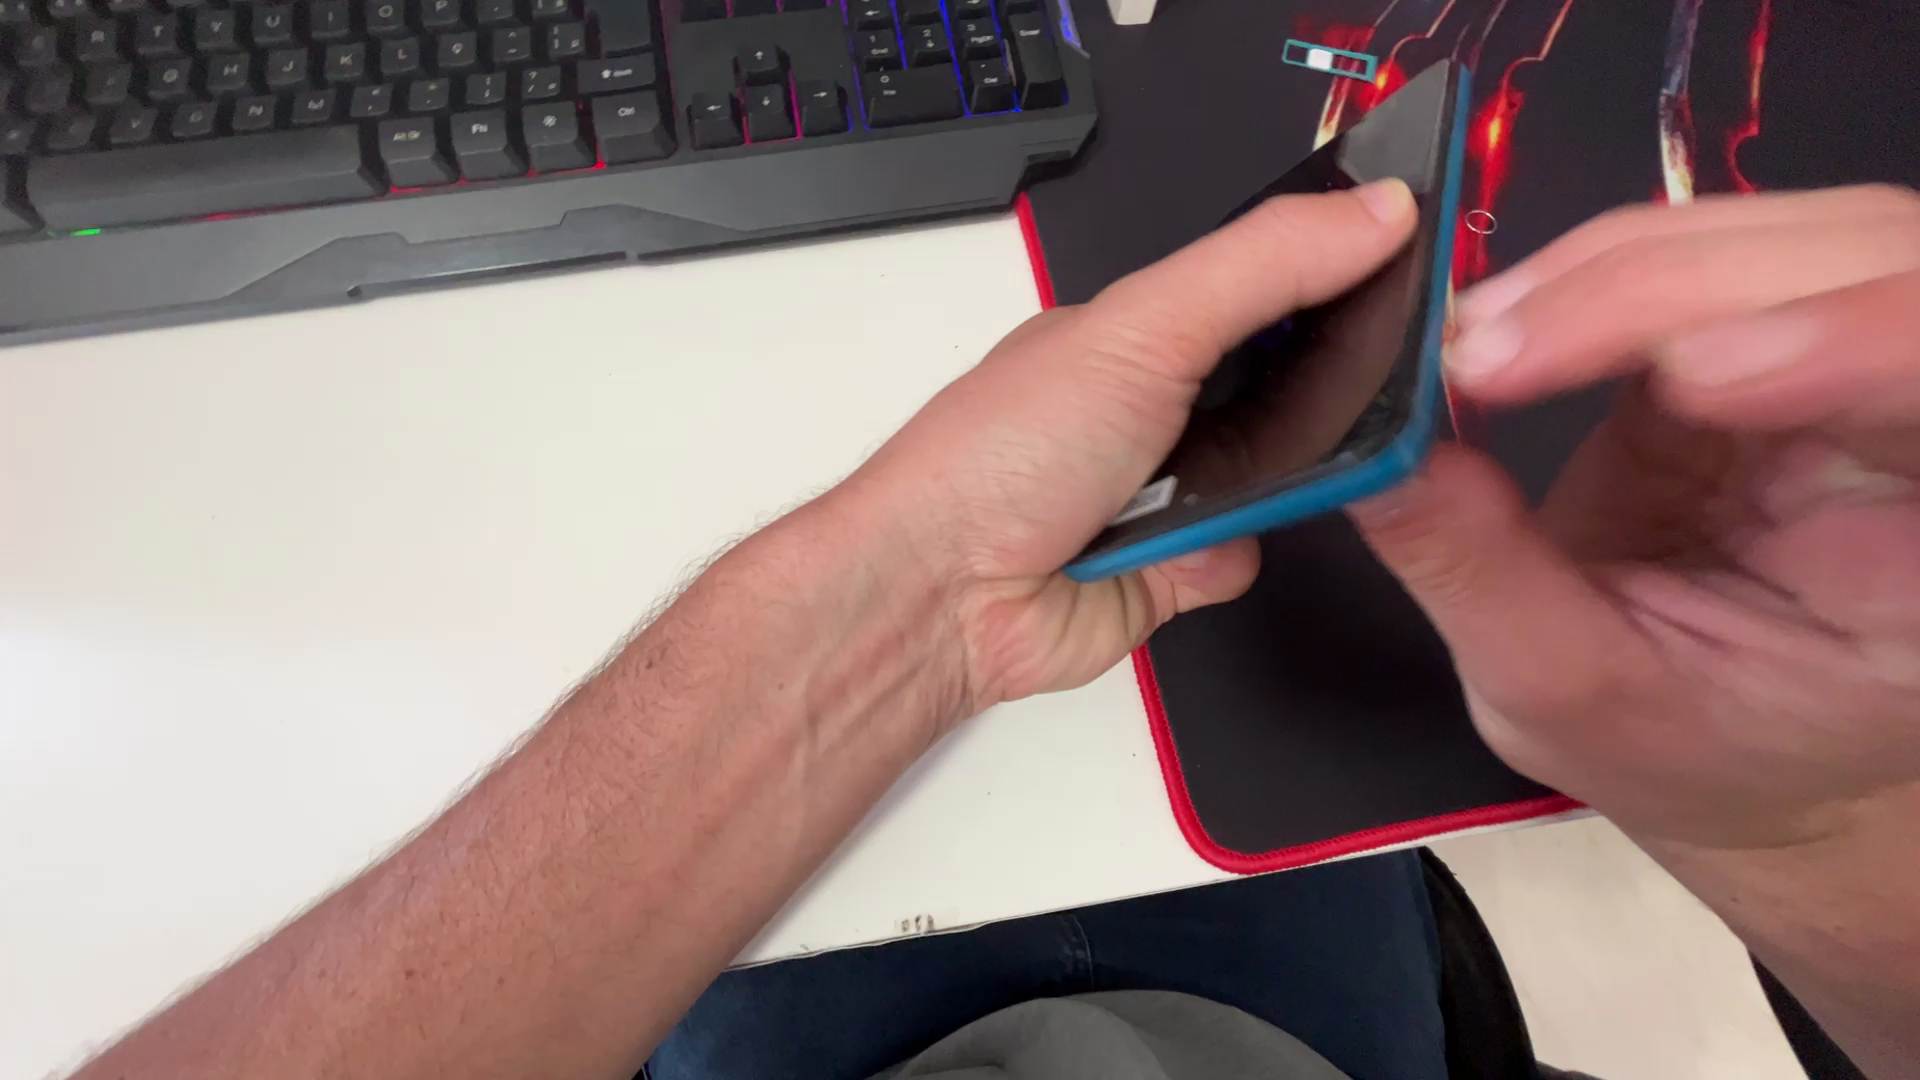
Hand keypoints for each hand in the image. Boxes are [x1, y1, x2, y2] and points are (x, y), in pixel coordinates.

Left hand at [831, 179, 1417, 713]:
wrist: (944, 593)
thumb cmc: (1008, 452)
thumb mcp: (1135, 333)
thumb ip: (1256, 269)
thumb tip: (1379, 209)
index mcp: (1134, 343)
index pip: (1256, 299)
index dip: (1327, 290)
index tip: (1398, 284)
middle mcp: (1151, 416)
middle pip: (1282, 395)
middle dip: (1313, 402)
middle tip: (1334, 400)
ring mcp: (1160, 497)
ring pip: (1275, 483)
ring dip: (1254, 489)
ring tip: (1191, 495)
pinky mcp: (1168, 572)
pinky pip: (1242, 556)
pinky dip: (1214, 556)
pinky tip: (1161, 555)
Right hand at [1348, 185, 1919, 850]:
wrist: (1704, 741)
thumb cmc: (1671, 747)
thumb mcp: (1556, 685)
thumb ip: (1474, 570)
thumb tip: (1373, 458)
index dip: (1866, 340)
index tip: (1683, 382)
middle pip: (1853, 260)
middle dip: (1651, 297)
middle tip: (1476, 362)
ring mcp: (1824, 360)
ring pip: (1751, 234)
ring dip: (1589, 278)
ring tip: (1457, 353)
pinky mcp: (1727, 342)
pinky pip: (1665, 259)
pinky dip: (1559, 285)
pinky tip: (1479, 337)